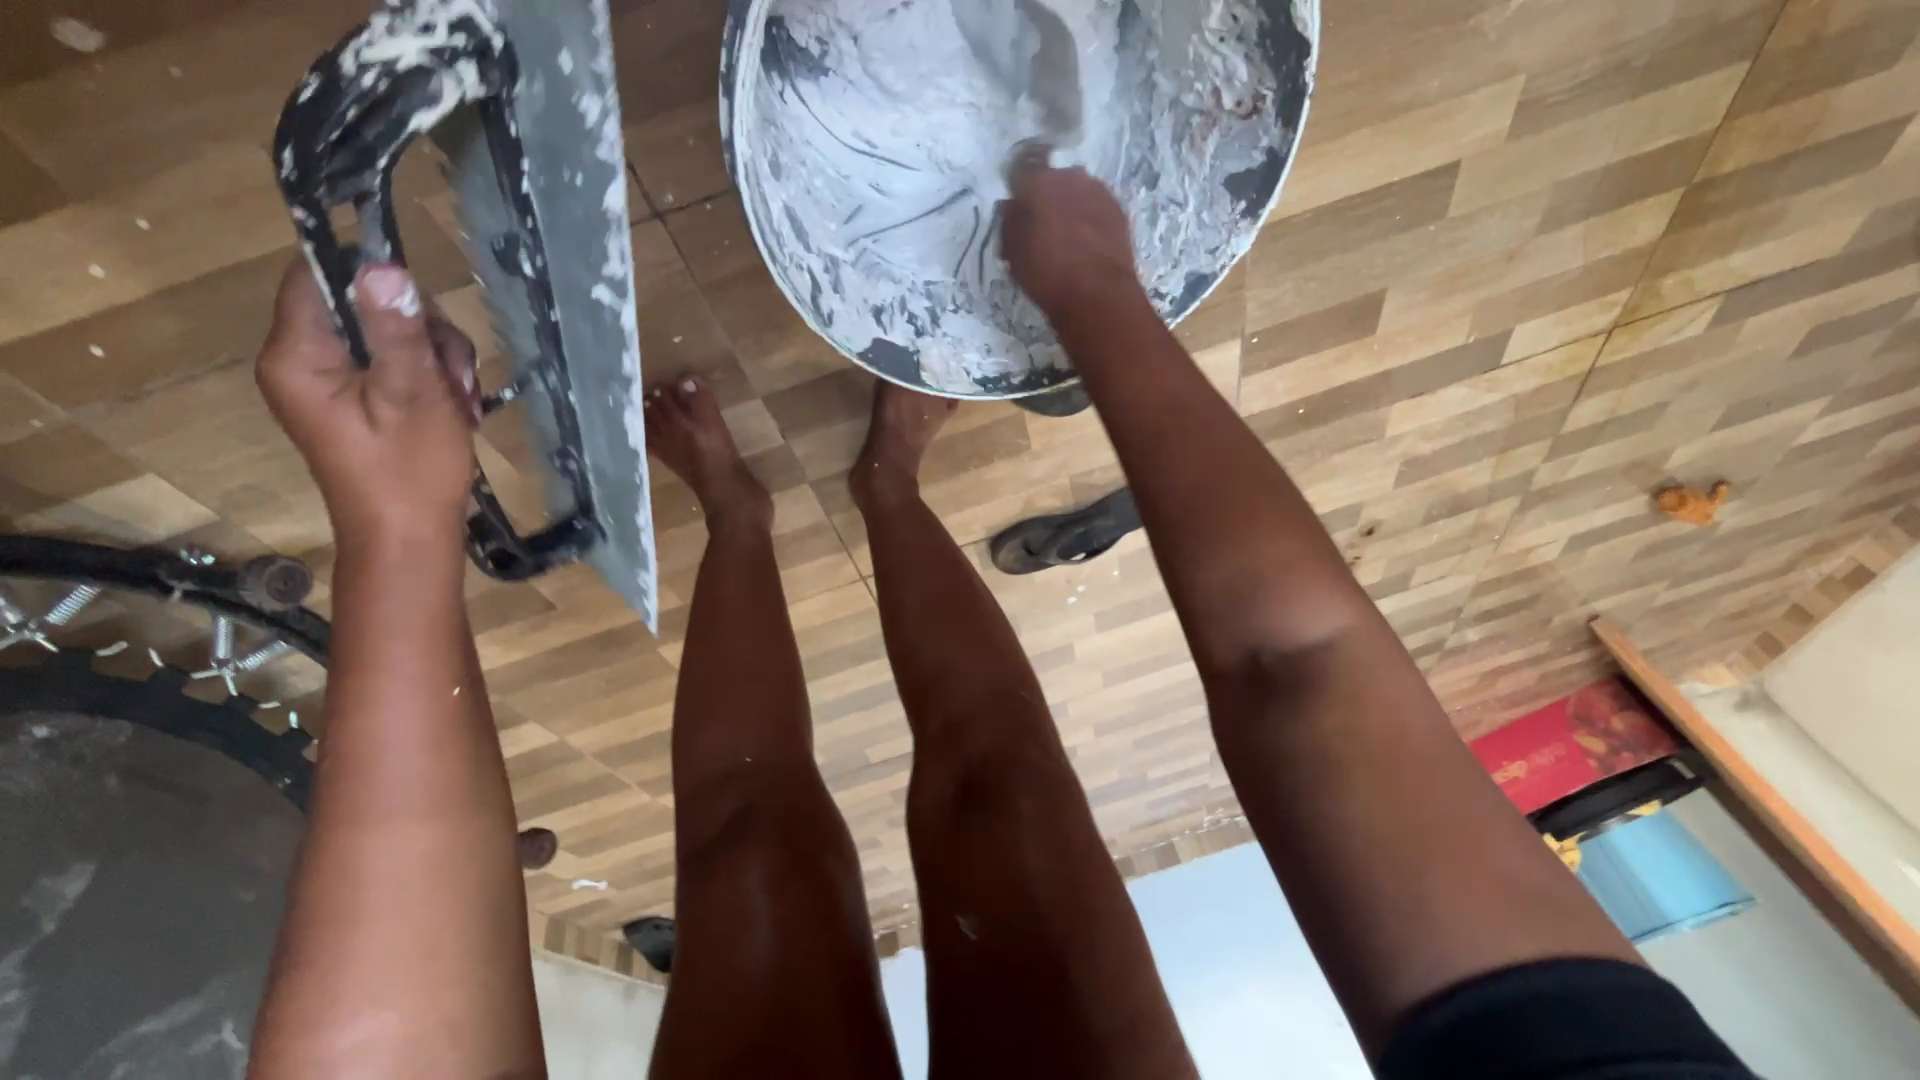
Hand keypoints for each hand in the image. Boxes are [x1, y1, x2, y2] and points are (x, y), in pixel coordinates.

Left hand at [256, 259, 481, 543]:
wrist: (410, 539)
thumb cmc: (410, 471)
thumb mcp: (414, 394)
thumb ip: (398, 330)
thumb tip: (383, 267)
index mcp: (298, 357)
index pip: (318, 276)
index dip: (371, 274)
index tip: (423, 301)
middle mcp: (303, 362)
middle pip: (364, 306)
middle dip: (423, 331)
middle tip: (457, 374)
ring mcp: (331, 384)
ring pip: (390, 336)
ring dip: (437, 360)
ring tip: (463, 400)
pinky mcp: (357, 401)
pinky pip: (396, 366)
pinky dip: (432, 381)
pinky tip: (457, 409)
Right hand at [1000, 150, 1142, 315]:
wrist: (1098, 294)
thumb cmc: (1046, 273)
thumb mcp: (1013, 252)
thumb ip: (1009, 222)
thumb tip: (1011, 205)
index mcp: (1039, 181)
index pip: (1021, 171)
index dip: (1018, 191)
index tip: (1016, 210)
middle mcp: (1070, 177)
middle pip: (1053, 180)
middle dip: (1046, 198)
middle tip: (1041, 228)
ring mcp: (1099, 191)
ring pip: (1077, 192)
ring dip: (1070, 207)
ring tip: (1066, 238)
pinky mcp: (1119, 210)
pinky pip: (1096, 207)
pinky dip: (1089, 219)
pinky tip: (1086, 243)